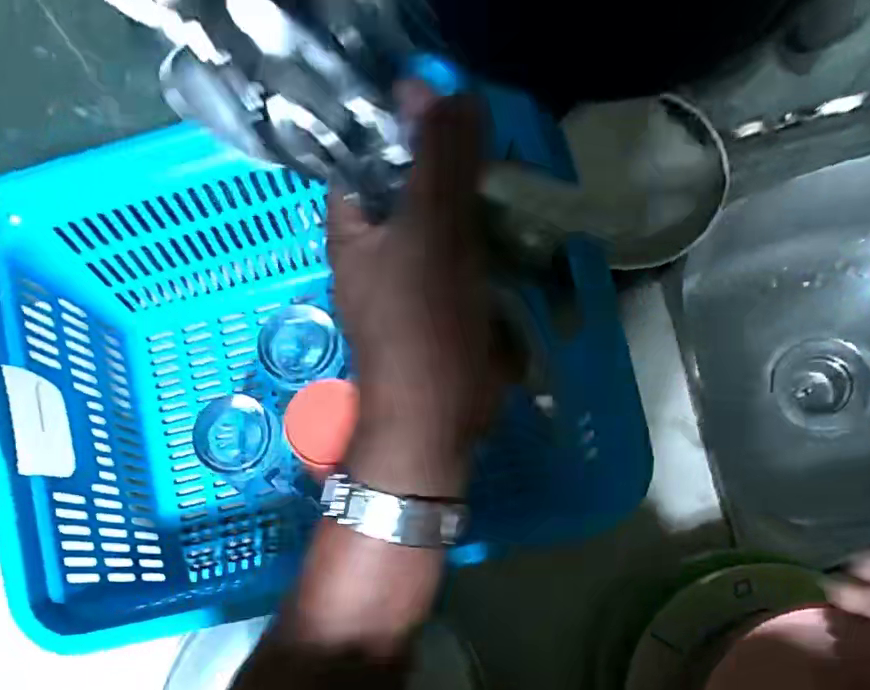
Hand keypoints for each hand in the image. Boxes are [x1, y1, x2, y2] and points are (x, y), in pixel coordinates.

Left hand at [327, 84, 500, 498]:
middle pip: (411, 186)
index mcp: (354, 229)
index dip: (401, 127)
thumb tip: (434, 87)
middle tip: (493, 157)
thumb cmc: (424, 329)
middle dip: (452, 169)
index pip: (366, 154)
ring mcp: (410, 284)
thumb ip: (437, 161)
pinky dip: (488, 248)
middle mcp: (375, 252)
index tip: (450, 118)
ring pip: (444, 224)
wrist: (437, 422)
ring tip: (511, 196)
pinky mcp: (442, 311)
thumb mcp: (432, 235)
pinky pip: (466, 262)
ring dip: (477, 209)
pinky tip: (515, 241)